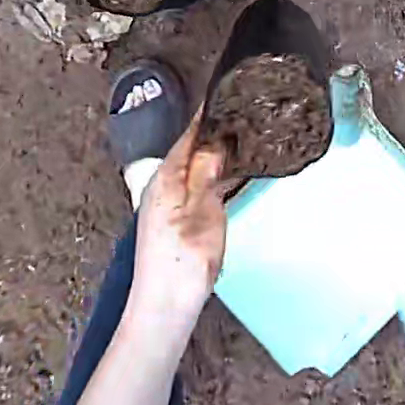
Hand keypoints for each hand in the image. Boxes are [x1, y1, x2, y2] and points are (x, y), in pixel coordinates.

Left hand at [128, 114, 228, 326]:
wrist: (162, 311)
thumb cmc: (184, 260)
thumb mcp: (204, 209)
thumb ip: (207, 170)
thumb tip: (214, 141)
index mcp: (166, 176)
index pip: (189, 133)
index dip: (208, 113)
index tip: (226, 93)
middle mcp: (162, 185)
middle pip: (190, 148)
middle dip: (214, 132)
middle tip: (242, 115)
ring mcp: (166, 204)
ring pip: (194, 167)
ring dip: (215, 154)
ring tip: (242, 141)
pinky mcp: (173, 221)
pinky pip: (196, 185)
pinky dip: (213, 175)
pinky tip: (230, 178)